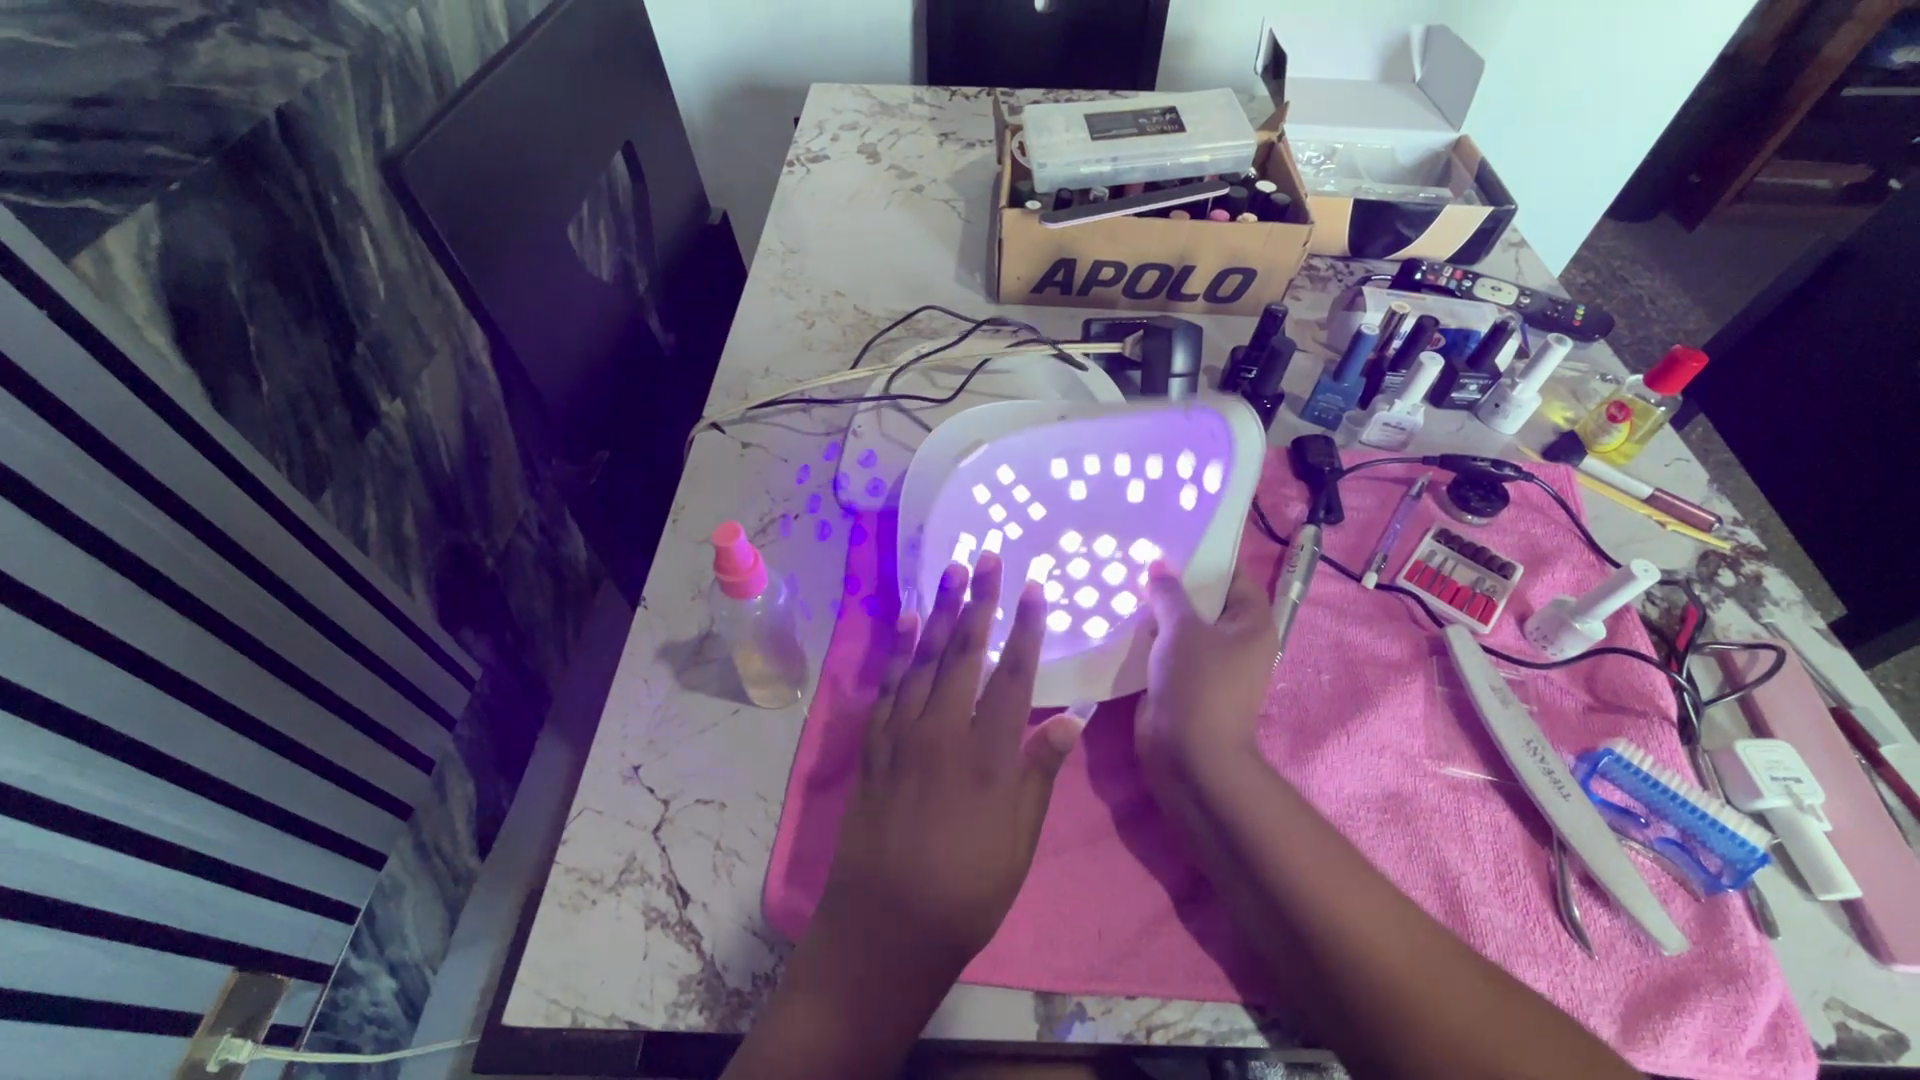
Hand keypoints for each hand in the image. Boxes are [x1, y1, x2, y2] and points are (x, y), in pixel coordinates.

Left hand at [808, 553, 1086, 982]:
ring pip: (923, 659)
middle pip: (964, 652)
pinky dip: (899, 649)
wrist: (887, 922)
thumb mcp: (1019, 837)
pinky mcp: (874, 746)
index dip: (1026, 628)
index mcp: (988, 754)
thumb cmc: (968, 887)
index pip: (1012, 675)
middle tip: (985, 554)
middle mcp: (943, 731)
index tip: (1034, 586)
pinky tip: (908, 623)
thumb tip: (1071, 719)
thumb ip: (1039, 771)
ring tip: (950, 570)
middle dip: (979, 600)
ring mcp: (902, 735)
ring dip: (939, 611)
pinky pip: (888, 685)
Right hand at [1138, 560, 1276, 770]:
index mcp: (1250, 622)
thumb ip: (1168, 594)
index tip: (1170, 536)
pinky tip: (1117, 616)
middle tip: (1136, 552)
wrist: (1189, 756)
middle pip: (1202, 600)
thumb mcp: (1182, 630)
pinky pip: (1163, 649)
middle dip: (1171, 581)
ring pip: (1179, 625)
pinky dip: (1145, 636)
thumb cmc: (1198, 684)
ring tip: (1120, 578)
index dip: (1203, 556)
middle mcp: (1234, 639)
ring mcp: (1206, 662)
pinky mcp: (1180, 681)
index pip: (1231, 575)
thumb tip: (1158, 565)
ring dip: (1153, 609)